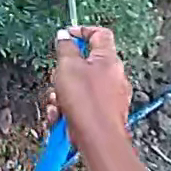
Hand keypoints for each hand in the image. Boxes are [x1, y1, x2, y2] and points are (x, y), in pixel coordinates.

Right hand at [46, 26, 132, 153]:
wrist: (98, 140)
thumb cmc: (85, 101)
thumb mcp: (68, 66)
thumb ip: (65, 47)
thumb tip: (64, 35)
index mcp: (108, 60)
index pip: (100, 34)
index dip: (81, 31)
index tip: (65, 36)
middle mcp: (114, 76)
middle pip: (85, 63)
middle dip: (64, 72)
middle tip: (57, 79)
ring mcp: (111, 96)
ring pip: (80, 86)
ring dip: (62, 93)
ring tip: (56, 104)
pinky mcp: (104, 114)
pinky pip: (82, 104)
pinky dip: (68, 109)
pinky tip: (59, 117)